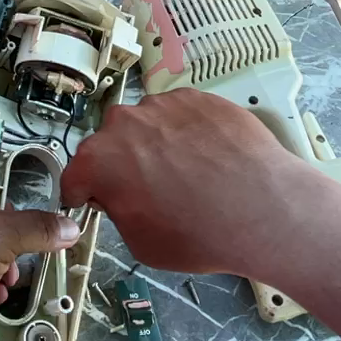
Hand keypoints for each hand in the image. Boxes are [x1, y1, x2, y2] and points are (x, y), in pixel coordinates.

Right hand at [61, 88, 340, 282]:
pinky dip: (189, 130)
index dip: (85, 192)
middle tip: (153, 189)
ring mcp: (160, 105)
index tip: (97, 199)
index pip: (75, 175)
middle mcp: (122, 124)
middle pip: (111, 143)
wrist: (265, 209)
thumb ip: (119, 211)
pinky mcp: (195, 97)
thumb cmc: (201, 233)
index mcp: (98, 160)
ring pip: (148, 124)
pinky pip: (181, 113)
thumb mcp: (142, 244)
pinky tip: (211, 156)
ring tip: (190, 172)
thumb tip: (122, 198)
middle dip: (123, 163)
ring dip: (157, 143)